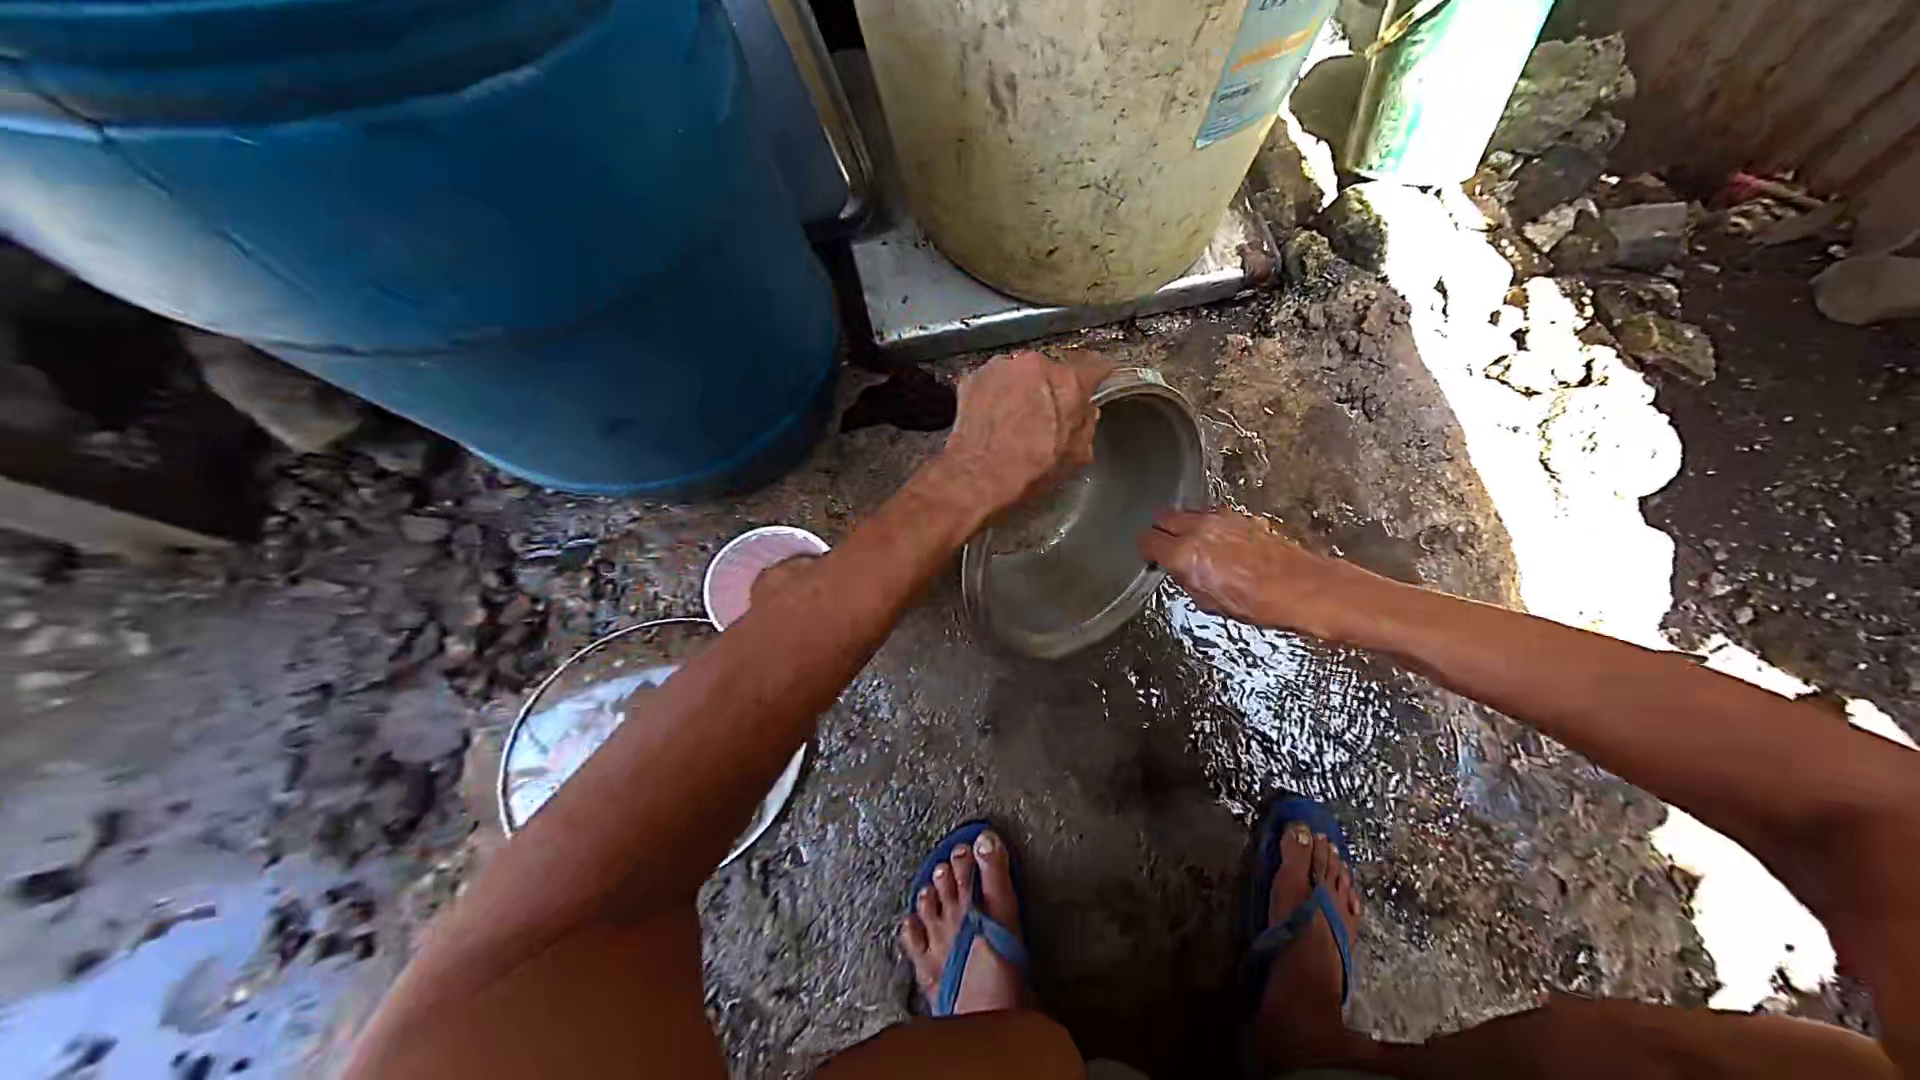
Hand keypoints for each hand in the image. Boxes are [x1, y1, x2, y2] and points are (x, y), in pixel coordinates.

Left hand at [930, 349, 1113, 515]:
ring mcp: (1002, 368)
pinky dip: (995, 395)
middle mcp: (1036, 365)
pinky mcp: (974, 378)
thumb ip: (1086, 426)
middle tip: (1046, 417)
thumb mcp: (1073, 456)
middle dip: (1052, 389)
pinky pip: (993, 381)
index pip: (1094, 366)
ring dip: (1021, 390)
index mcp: (1069, 382)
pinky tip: (994, 419)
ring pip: (1020, 374)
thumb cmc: (1027, 470)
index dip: (1098, 375)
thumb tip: (1086, 414)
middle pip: (1052, 370)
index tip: (1098, 378)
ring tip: (1014, 421)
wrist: (977, 477)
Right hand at [1136, 508, 1378, 640]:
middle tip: (1165, 545)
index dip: (1145, 549)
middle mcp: (1200, 529)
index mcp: (1184, 553)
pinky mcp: (1243, 517)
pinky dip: (1210, 526)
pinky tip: (1220, 544)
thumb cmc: (1261, 602)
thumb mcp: (1209, 603)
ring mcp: (1223, 518)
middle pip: (1165, 517)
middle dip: (1162, 531)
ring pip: (1190, 513)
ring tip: (1194, 546)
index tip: (1149, 555)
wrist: (1304, 589)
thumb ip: (1186, 580)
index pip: (1147, 540)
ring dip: (1186, 526)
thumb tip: (1181, 571)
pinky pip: (1214, 516)